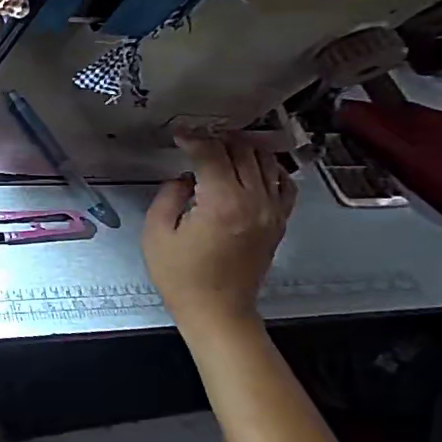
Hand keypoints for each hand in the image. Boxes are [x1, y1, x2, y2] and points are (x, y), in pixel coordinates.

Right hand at [143, 133, 296, 329]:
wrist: (217, 308)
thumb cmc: (180, 274)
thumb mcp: (157, 232)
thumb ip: (169, 196)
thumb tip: (184, 179)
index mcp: (222, 203)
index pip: (212, 155)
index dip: (194, 139)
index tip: (178, 134)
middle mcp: (254, 202)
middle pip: (244, 153)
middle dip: (219, 139)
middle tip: (197, 137)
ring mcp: (272, 211)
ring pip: (267, 163)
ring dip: (244, 149)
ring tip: (222, 147)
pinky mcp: (279, 222)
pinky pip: (284, 184)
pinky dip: (269, 170)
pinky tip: (251, 169)